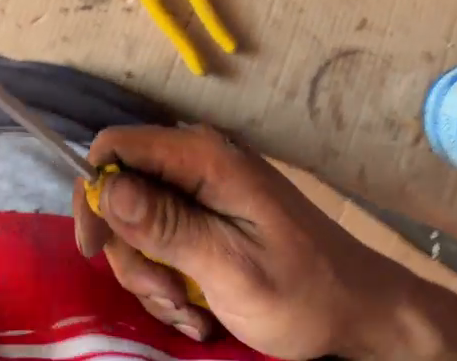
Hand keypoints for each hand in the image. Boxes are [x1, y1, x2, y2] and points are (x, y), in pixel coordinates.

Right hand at [71, 125, 419, 359]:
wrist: (363, 312)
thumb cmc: (303, 292)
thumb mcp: (231, 267)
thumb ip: (166, 226)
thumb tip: (106, 188)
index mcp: (202, 158)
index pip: (116, 146)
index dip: (94, 192)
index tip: (95, 248)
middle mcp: (196, 161)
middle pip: (122, 190)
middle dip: (133, 251)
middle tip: (165, 297)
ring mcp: (202, 187)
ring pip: (136, 221)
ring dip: (152, 274)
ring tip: (190, 312)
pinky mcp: (207, 212)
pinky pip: (162, 237)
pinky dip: (169, 277)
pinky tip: (198, 307)